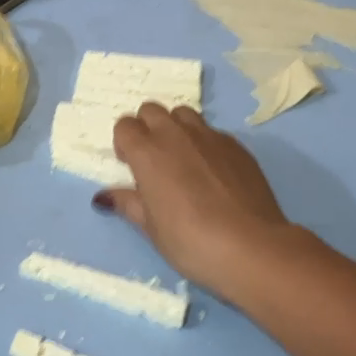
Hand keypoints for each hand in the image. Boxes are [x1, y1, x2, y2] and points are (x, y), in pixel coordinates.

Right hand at [98, 103, 292, 289]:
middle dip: (147, 128)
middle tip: (154, 160)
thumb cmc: (191, 242)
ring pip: (183, 114)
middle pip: (151, 110)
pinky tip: (214, 172)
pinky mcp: (235, 144)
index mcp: (148, 152)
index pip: (124, 125)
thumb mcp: (152, 229)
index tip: (131, 166)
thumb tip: (104, 196)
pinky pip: (212, 132)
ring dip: (176, 128)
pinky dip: (205, 143)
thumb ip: (128, 204)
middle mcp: (175, 134)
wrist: (251, 246)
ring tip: (183, 160)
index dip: (124, 143)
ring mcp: (208, 135)